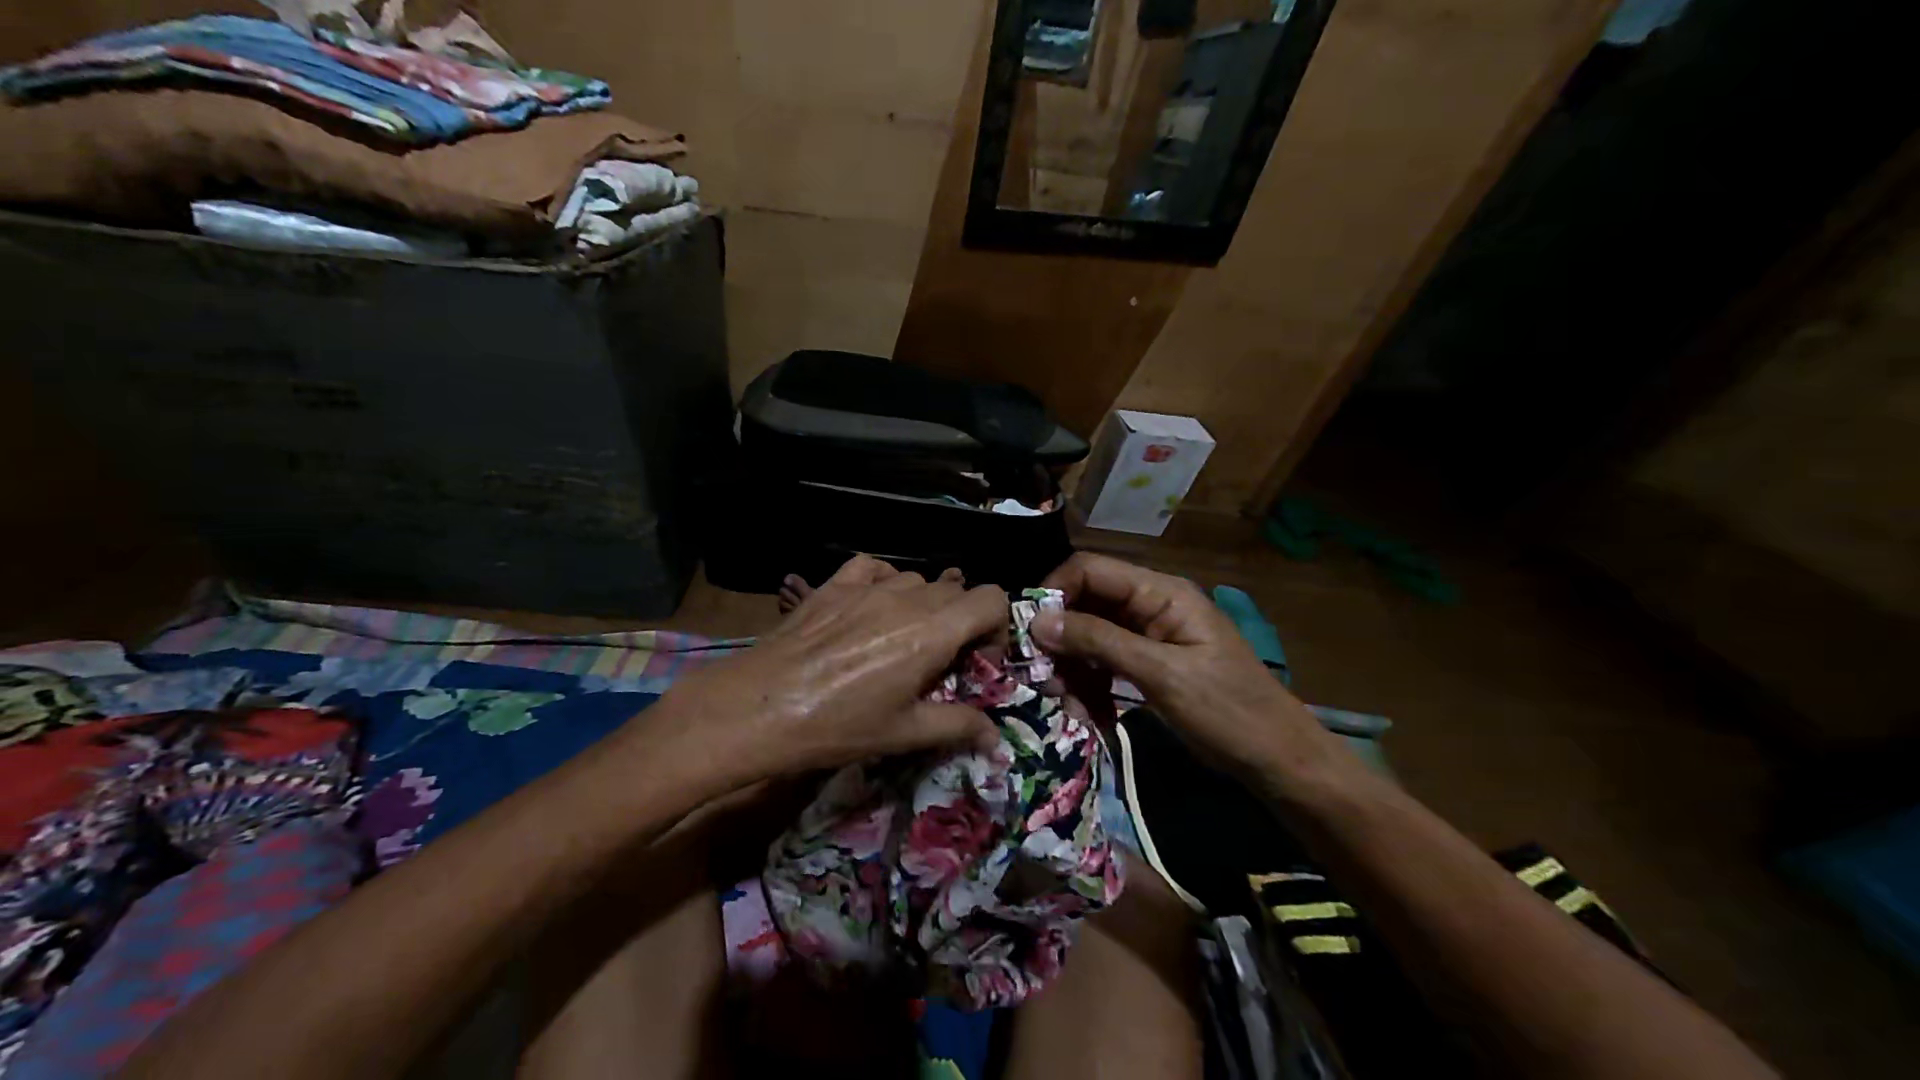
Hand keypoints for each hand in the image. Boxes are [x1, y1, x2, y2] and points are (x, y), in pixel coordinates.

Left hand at [653, 556, 1006, 790]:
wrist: (759, 707)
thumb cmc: (839, 725)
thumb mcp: (904, 733)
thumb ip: (959, 727)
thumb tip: (997, 740)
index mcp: (933, 631)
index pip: (992, 598)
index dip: (995, 628)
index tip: (976, 662)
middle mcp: (907, 597)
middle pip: (958, 590)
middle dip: (961, 622)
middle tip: (940, 662)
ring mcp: (868, 585)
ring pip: (918, 580)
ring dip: (924, 606)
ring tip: (902, 641)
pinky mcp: (835, 583)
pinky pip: (876, 567)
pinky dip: (885, 583)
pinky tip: (872, 609)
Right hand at [1033, 553, 1338, 781]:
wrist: (1277, 759)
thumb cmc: (1228, 710)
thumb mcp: (1162, 674)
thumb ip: (1099, 641)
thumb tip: (1038, 620)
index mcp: (1160, 592)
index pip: (1091, 570)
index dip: (1055, 593)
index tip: (1029, 633)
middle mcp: (1149, 606)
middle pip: (1084, 605)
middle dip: (1061, 642)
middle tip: (1046, 683)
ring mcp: (1147, 637)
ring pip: (1088, 639)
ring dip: (1072, 672)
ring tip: (1071, 709)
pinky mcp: (1145, 665)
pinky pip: (1102, 665)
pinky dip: (1089, 688)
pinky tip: (1089, 716)